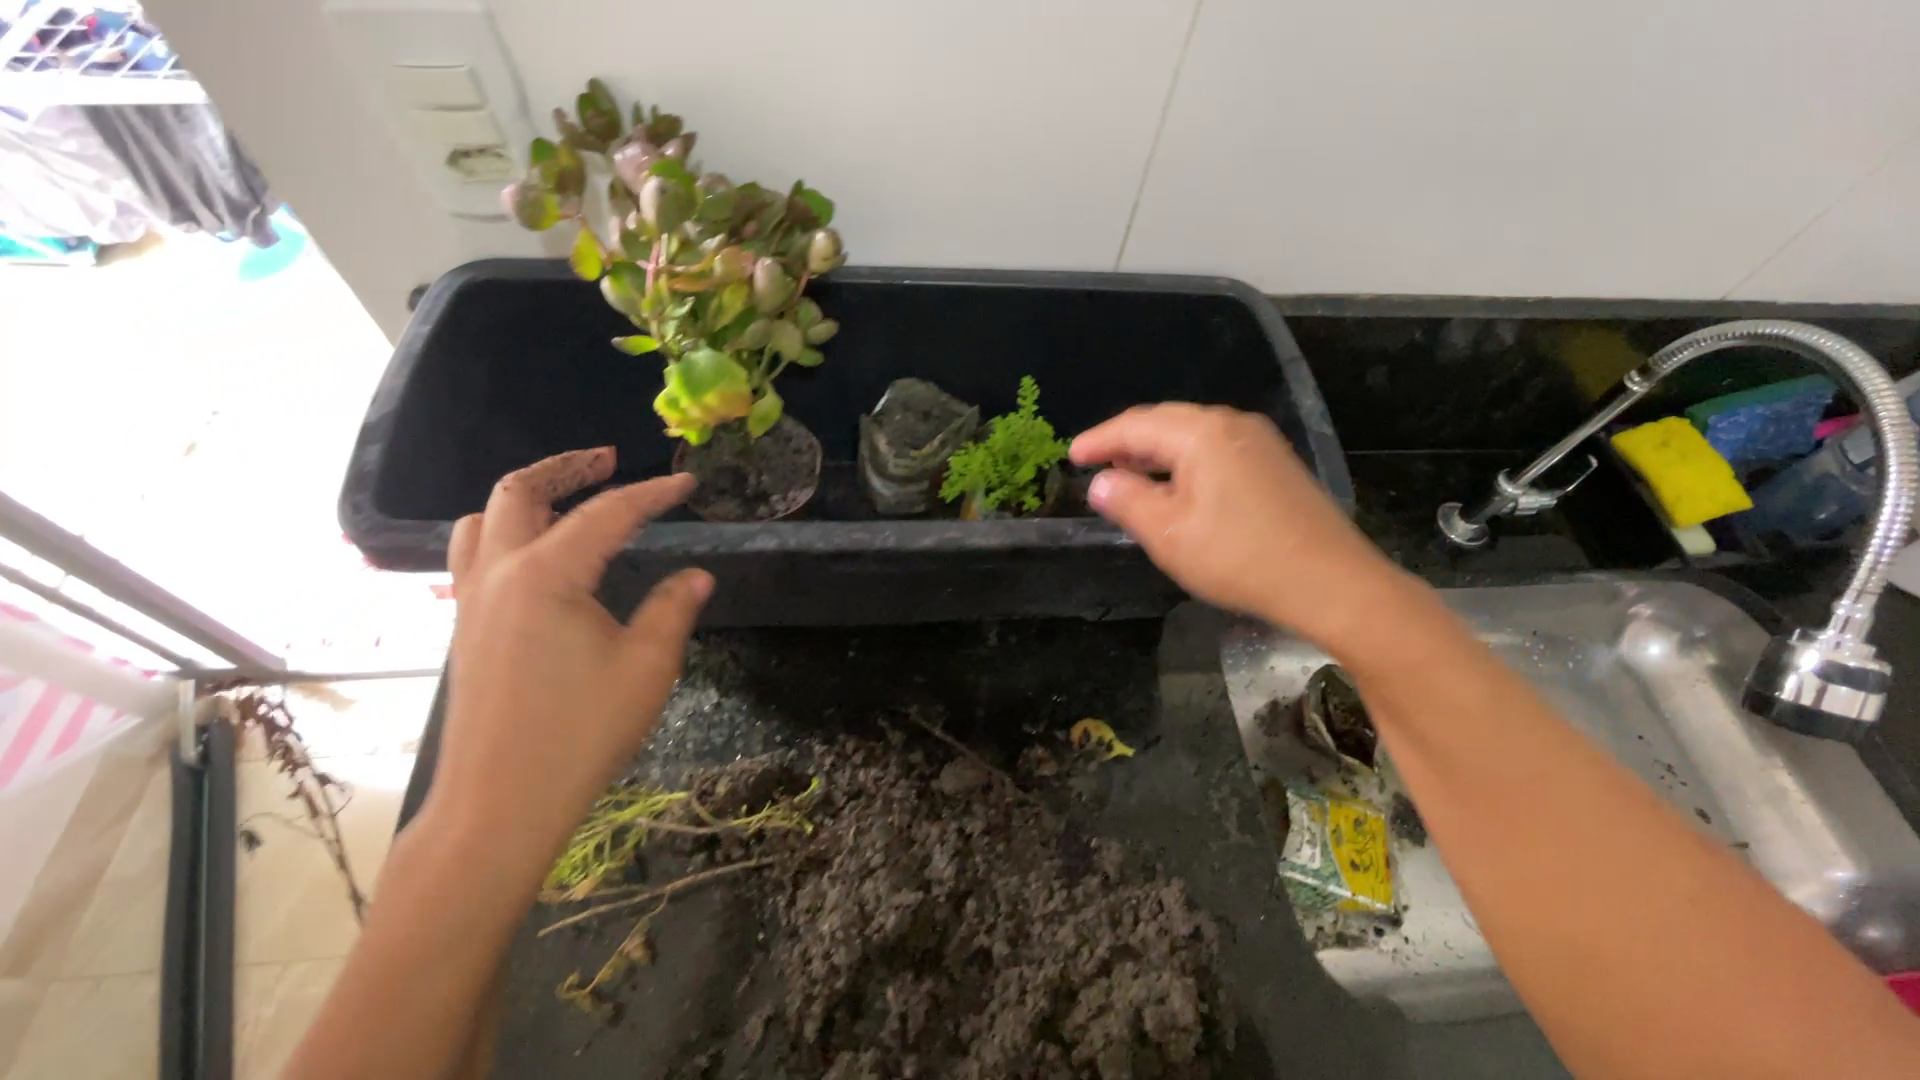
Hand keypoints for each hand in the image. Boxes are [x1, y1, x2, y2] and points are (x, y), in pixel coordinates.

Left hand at [426, 447, 711, 870]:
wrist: (499, 803)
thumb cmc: (580, 733)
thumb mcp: (647, 668)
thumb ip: (674, 609)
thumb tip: (697, 575)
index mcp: (547, 574)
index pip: (607, 513)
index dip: (651, 493)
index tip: (688, 483)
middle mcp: (499, 573)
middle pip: (519, 492)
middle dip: (566, 467)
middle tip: (607, 460)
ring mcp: (471, 601)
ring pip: (481, 520)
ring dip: (524, 497)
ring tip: (565, 500)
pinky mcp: (464, 630)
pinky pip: (473, 557)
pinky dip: (503, 534)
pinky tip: (537, 560)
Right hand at [1072, 404, 1403, 643]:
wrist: (1331, 583)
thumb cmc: (1241, 558)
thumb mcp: (1170, 535)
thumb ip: (1128, 502)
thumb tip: (1101, 481)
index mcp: (1203, 434)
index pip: (1136, 426)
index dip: (1099, 440)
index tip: (1070, 456)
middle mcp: (1233, 425)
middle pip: (1166, 423)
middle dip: (1126, 442)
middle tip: (1094, 462)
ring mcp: (1260, 443)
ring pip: (1193, 436)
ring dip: (1156, 452)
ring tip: (1127, 474)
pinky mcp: (1275, 465)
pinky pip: (1216, 451)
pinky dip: (1185, 463)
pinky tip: (1175, 487)